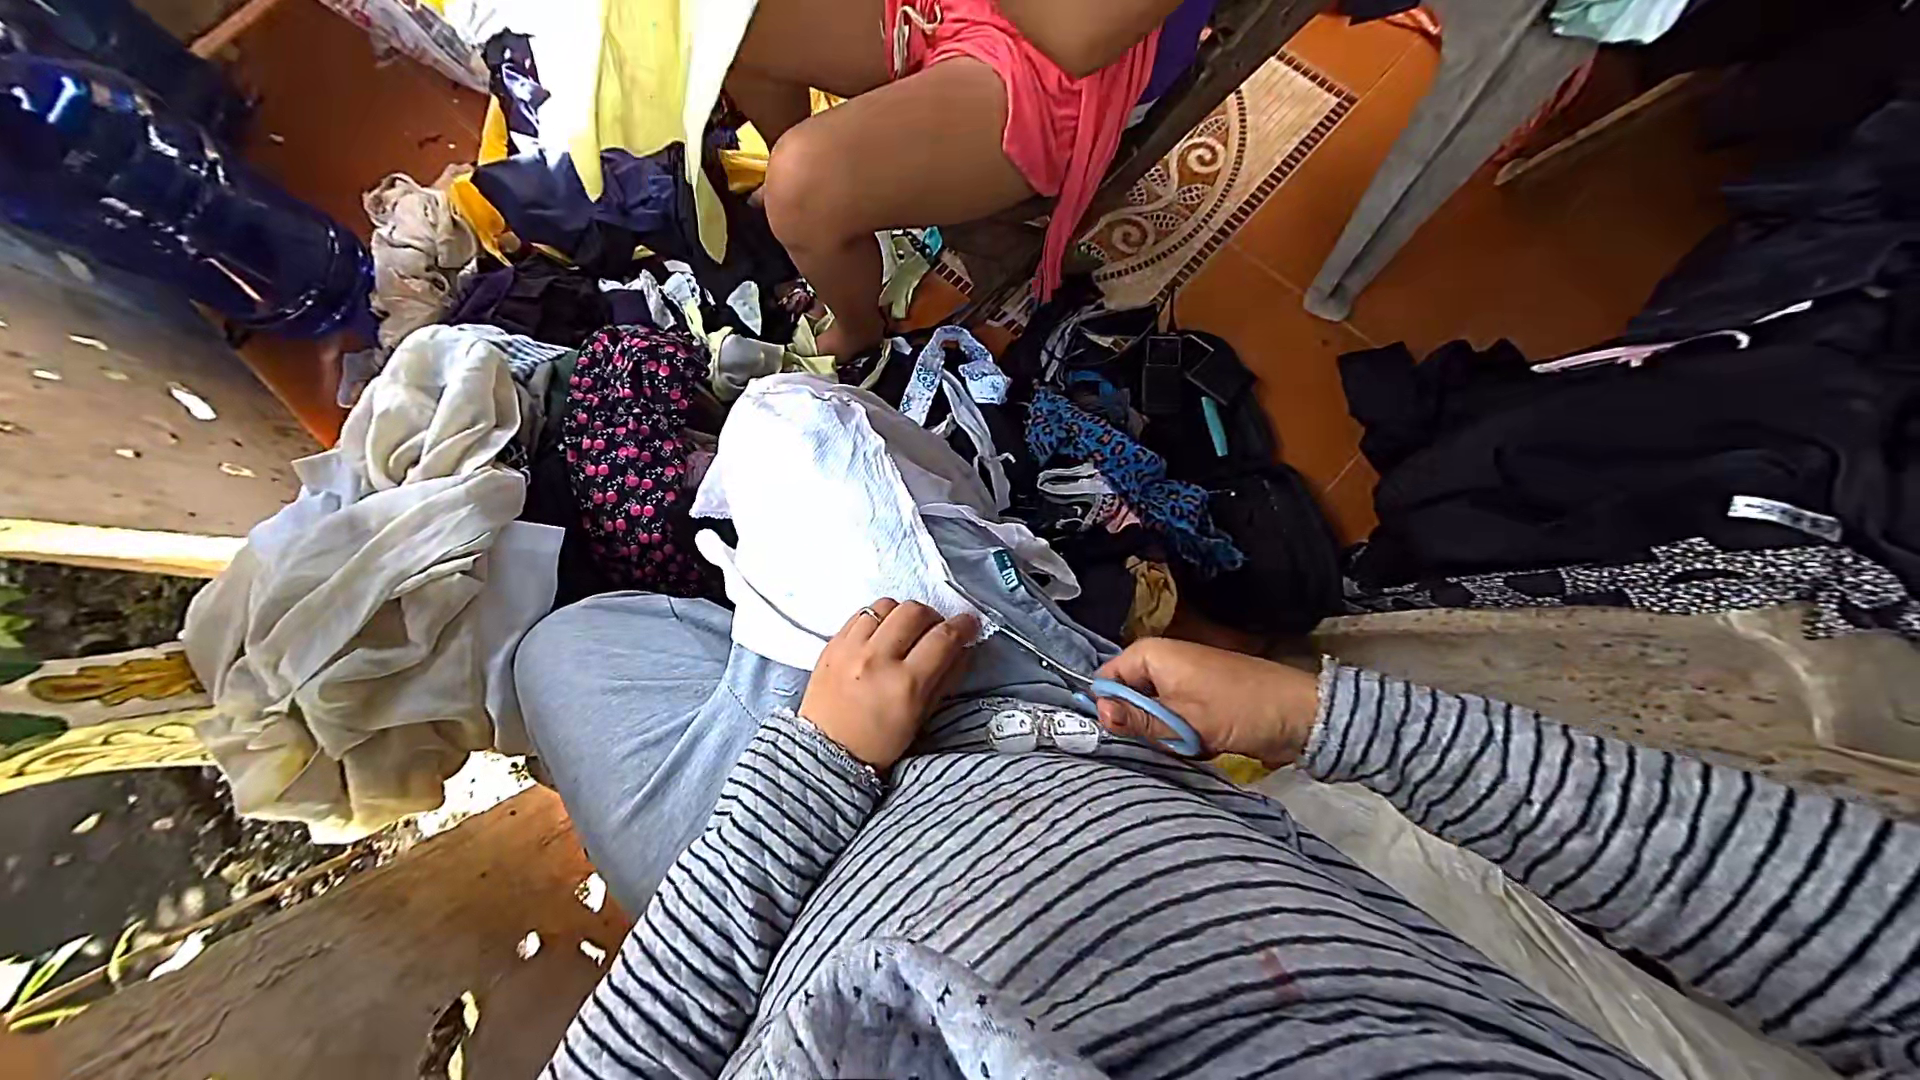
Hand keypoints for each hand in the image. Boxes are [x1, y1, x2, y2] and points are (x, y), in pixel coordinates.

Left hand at [800, 599, 978, 768]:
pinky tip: (880, 634)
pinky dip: (877, 618)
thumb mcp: (922, 716)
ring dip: (903, 615)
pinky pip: (860, 613)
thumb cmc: (880, 742)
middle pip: (914, 611)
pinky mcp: (831, 643)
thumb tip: (963, 647)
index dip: (963, 626)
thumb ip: (946, 677)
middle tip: (934, 630)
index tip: (968, 624)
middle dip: (933, 617)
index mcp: (905, 684)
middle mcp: (877, 659)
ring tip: (904, 631)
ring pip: (886, 605)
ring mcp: (850, 648)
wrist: (827, 752)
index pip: (943, 638)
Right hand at [1094, 639, 1319, 766]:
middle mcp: (1160, 662)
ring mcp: (1180, 680)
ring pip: (1150, 713)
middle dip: (1140, 724)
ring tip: (1188, 743)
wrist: (1300, 715)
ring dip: (1164, 734)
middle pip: (1127, 698)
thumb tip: (1099, 714)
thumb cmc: (1237, 710)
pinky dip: (1183, 735)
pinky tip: (1202, 744)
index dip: (1109, 708)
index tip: (1122, 734)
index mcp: (1150, 655)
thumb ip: (1137, 719)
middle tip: (1163, 741)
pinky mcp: (1198, 698)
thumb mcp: (1183, 720)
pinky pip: (1173, 718)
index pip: (1106, 680)